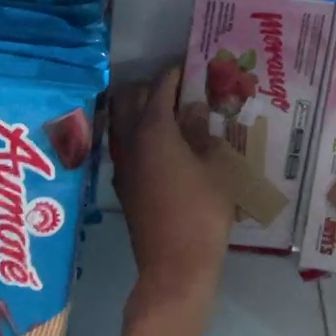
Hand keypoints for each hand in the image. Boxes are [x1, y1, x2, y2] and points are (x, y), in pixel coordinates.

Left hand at [107, 65, 233, 305]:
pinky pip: (123, 143)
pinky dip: (136, 132)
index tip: (190, 67)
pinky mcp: (122, 185)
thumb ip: (202, 132)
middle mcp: (130, 141)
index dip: (175, 74)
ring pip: (120, 120)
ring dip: (137, 108)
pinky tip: (159, 142)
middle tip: (177, 88)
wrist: (175, 267)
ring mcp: (122, 164)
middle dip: (150, 86)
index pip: (160, 87)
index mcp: (154, 130)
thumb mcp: (216, 166)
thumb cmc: (202, 211)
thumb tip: (194, 109)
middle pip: (129, 98)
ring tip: (166, 111)